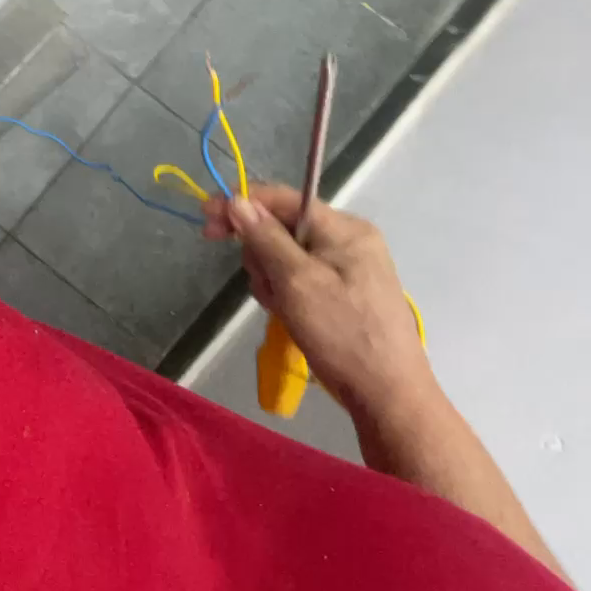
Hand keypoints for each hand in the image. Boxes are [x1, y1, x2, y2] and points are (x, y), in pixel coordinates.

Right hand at [203, 184, 435, 417]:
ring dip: (267, 275)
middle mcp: (346, 240)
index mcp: (344, 229)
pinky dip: (280, 288)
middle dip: (258, 251)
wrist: (385, 392)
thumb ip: (264, 236)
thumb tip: (235, 200)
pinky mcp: (338, 288)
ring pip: (279, 251)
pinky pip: (292, 273)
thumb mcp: (296, 279)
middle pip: (277, 225)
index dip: (238, 204)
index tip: (205, 220)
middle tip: (262, 282)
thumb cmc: (342, 331)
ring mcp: (344, 265)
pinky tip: (286, 310)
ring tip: (280, 304)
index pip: (280, 198)